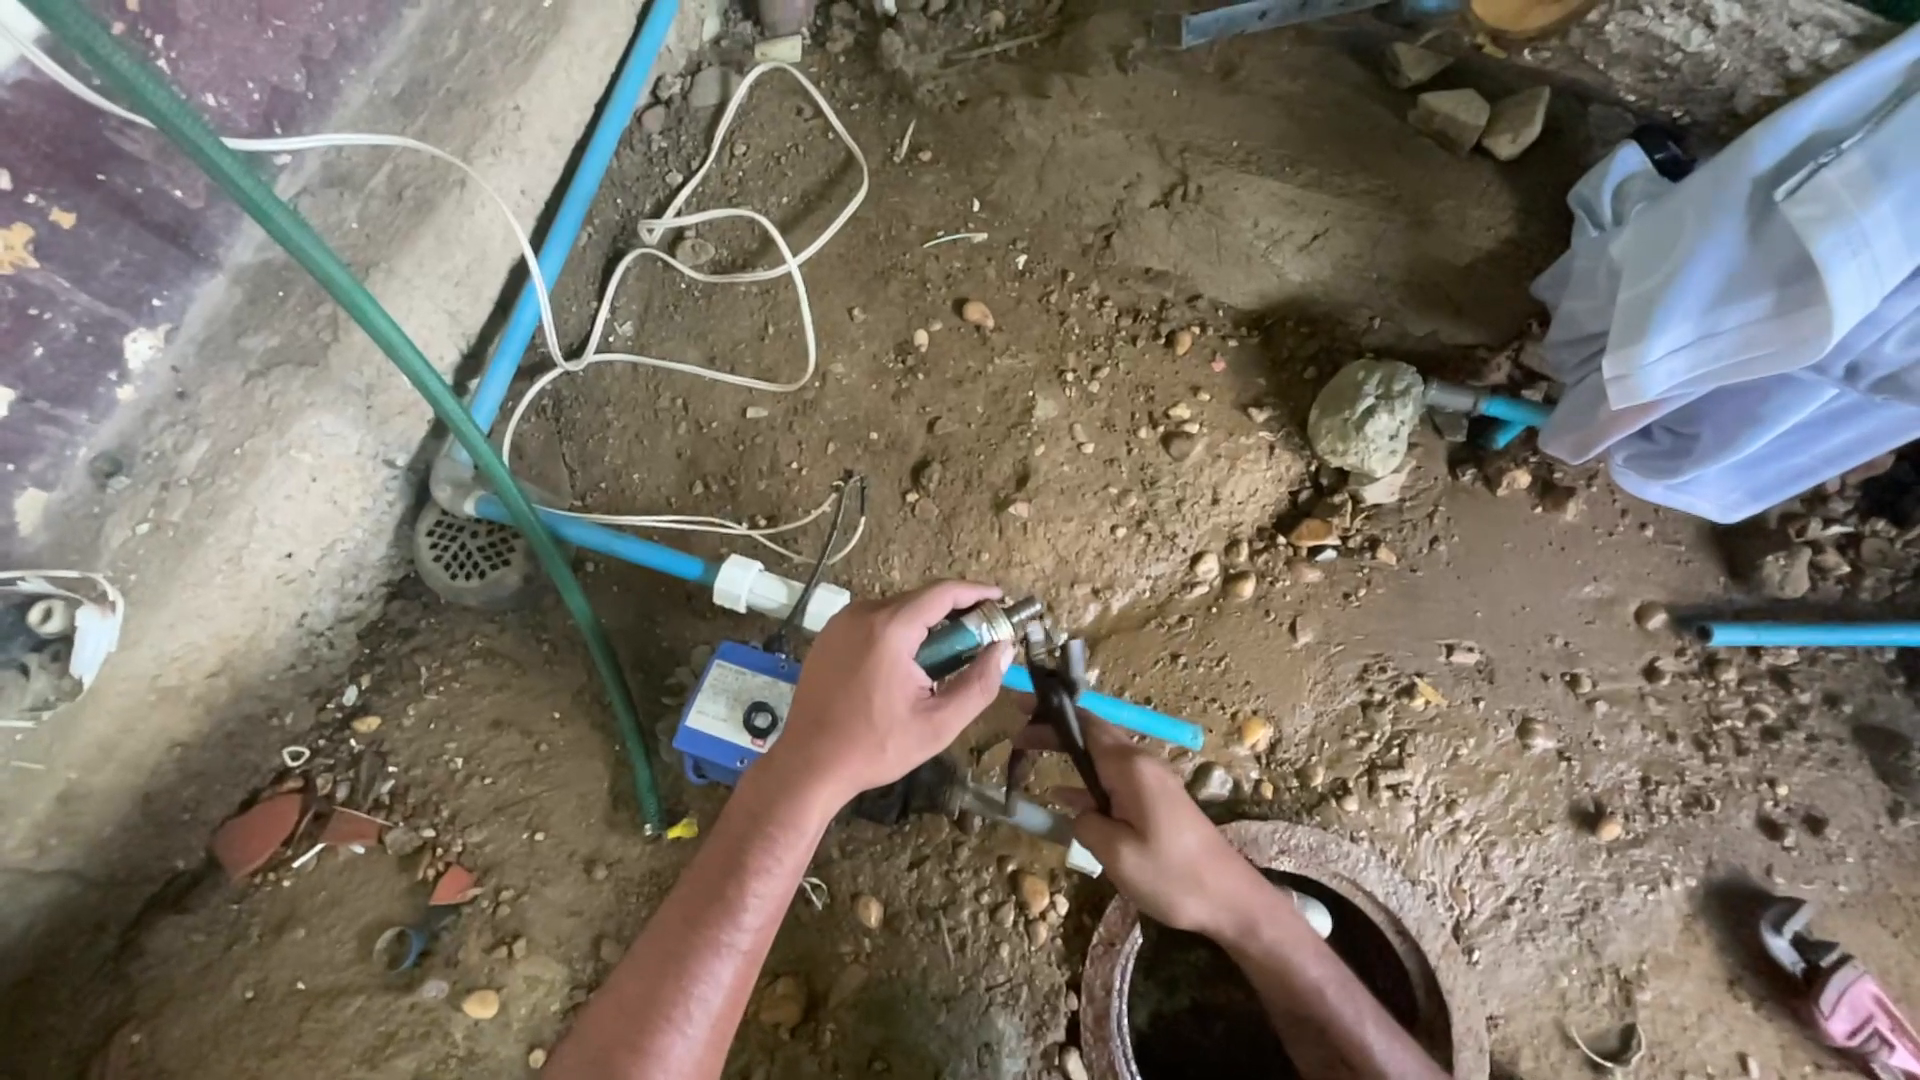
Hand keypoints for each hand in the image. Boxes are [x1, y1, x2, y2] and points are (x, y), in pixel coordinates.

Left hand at [761, 580, 1013, 808]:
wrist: (808, 765)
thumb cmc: (875, 747)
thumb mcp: (939, 722)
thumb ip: (979, 683)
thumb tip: (1004, 649)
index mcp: (890, 628)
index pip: (943, 592)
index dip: (976, 592)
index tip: (1001, 600)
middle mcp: (862, 614)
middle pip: (919, 600)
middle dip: (953, 614)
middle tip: (979, 639)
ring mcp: (840, 623)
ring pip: (896, 610)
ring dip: (924, 626)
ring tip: (944, 658)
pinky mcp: (828, 637)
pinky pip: (873, 622)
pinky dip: (897, 633)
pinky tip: (906, 665)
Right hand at [1018, 711, 1272, 940]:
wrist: (1231, 901)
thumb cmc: (1173, 876)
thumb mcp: (1117, 855)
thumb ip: (1086, 824)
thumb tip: (1077, 810)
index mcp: (1131, 767)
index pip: (1086, 725)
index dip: (1052, 712)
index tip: (1021, 704)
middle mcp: (1143, 764)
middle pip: (1093, 734)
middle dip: (1055, 729)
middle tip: (1018, 729)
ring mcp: (1152, 781)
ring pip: (1102, 757)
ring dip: (1069, 755)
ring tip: (1030, 754)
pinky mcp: (1157, 800)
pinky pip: (1114, 778)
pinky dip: (1087, 780)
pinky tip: (1064, 794)